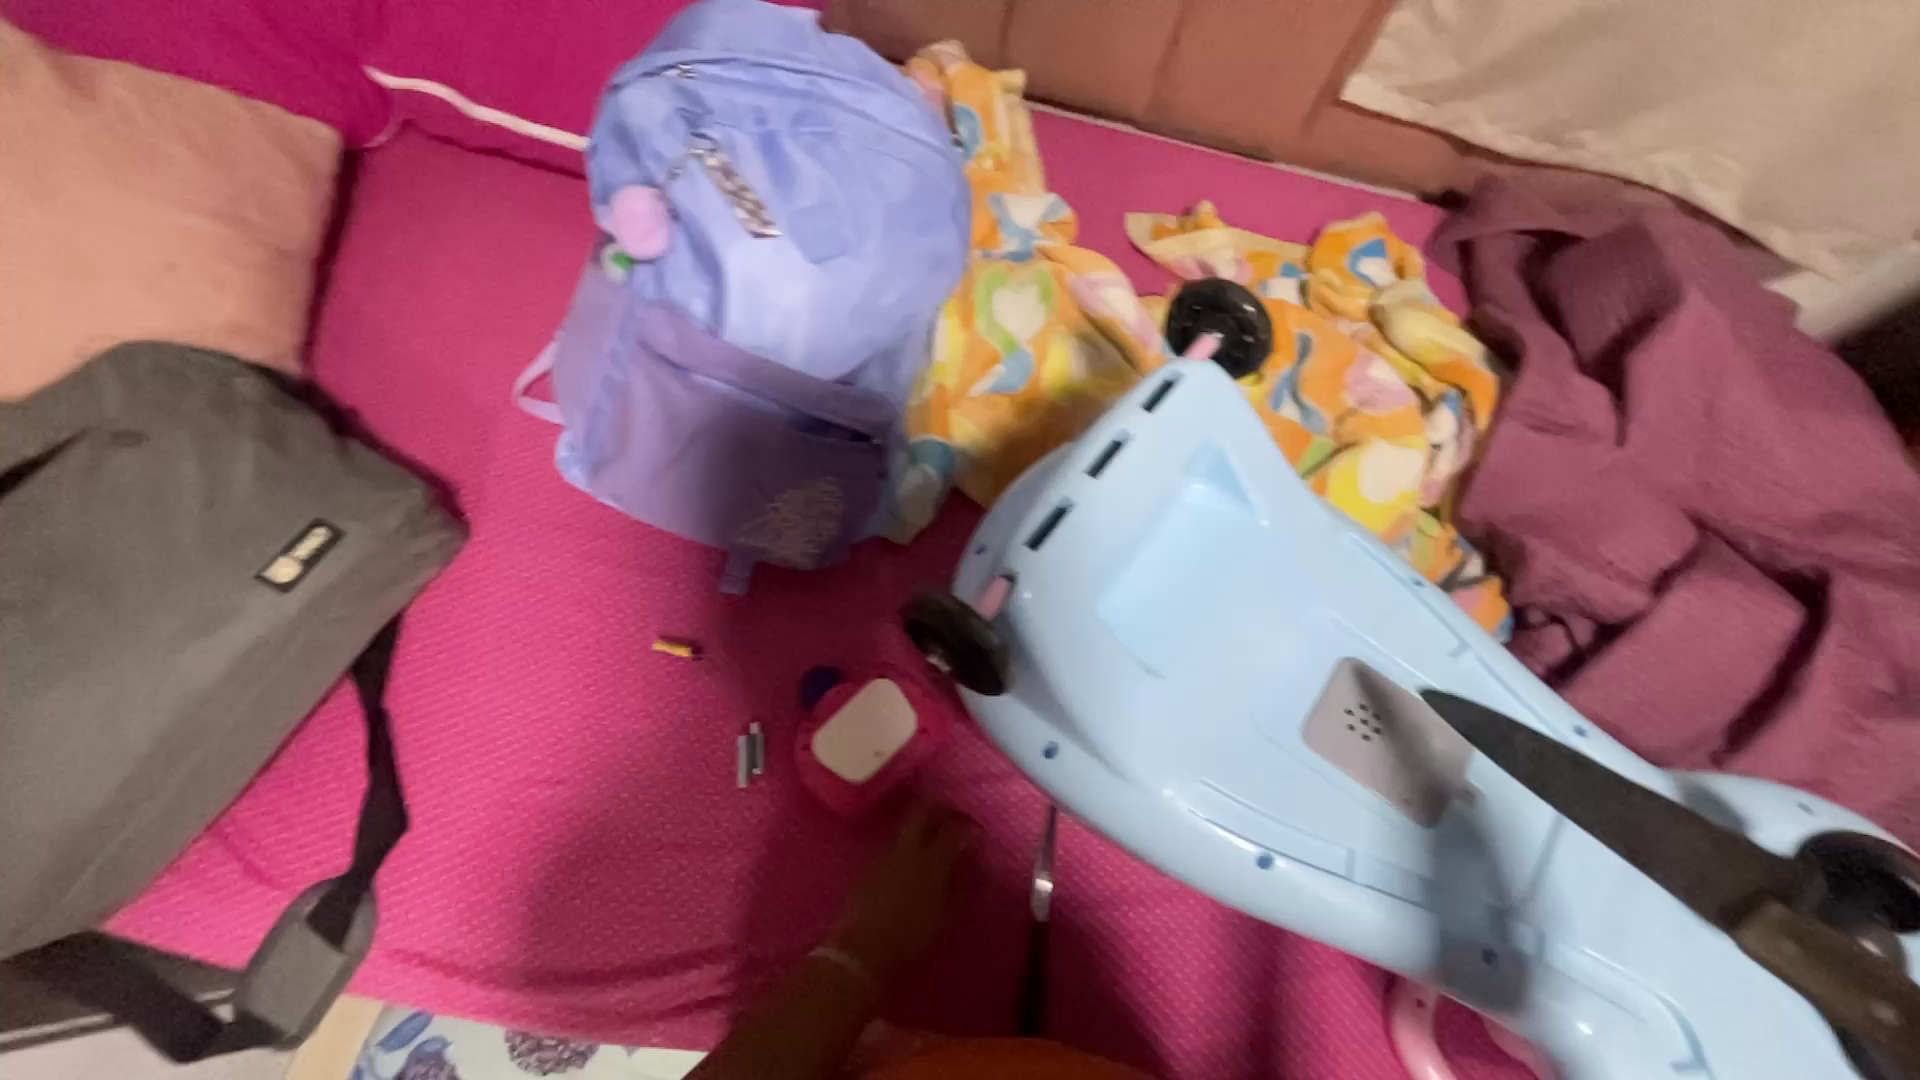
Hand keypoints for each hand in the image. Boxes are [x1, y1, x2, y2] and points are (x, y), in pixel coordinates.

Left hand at [826, 803, 976, 985]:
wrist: (861, 953)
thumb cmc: (912, 939)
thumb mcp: (947, 915)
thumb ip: (962, 881)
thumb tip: (971, 856)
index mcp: (931, 860)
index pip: (953, 828)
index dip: (967, 825)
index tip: (977, 831)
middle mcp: (907, 849)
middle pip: (922, 812)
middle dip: (940, 810)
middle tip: (954, 820)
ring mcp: (884, 855)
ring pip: (906, 829)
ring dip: (922, 830)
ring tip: (934, 847)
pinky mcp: (868, 867)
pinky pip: (893, 848)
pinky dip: (907, 849)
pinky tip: (911, 868)